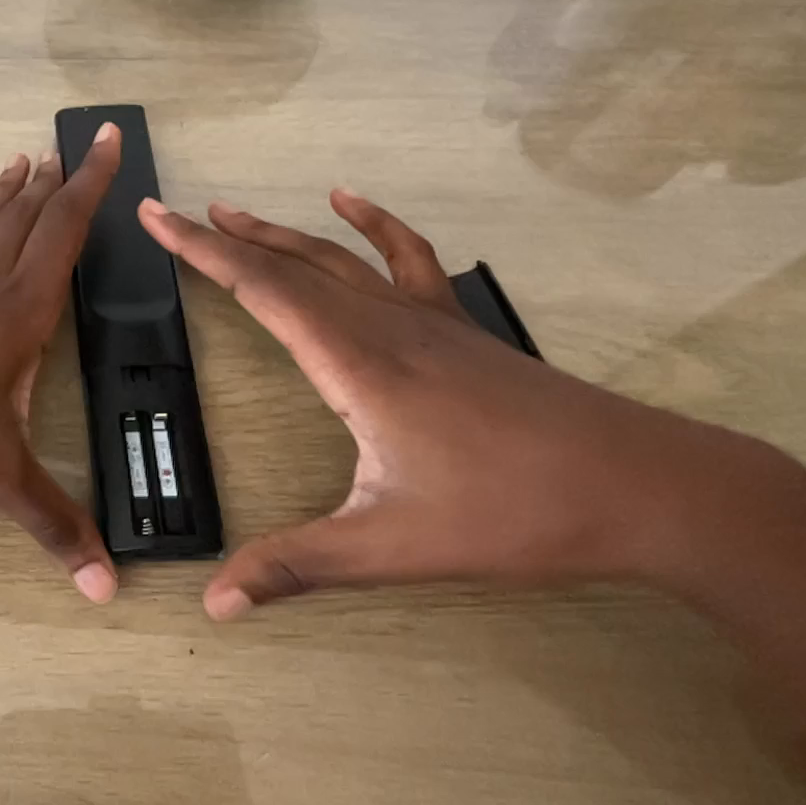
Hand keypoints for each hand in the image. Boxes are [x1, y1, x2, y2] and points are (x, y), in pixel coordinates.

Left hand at [0, 124, 123, 602]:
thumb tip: (107, 587)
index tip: (104, 138)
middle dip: (57, 182)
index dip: (91, 185)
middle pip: (26, 220)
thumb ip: (51, 523)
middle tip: (73, 146)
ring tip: (22, 164)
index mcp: (17, 312)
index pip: (65, 232)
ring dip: (6, 196)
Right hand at [138, 190, 801, 620]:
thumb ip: (296, 567)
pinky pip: (406, 257)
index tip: (157, 218)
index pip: (260, 289)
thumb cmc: (514, 512)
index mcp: (355, 362)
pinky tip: (350, 202)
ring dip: (276, 232)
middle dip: (219, 237)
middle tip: (169, 213)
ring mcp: (425, 317)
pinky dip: (372, 223)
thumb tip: (214, 603)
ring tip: (230, 211)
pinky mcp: (457, 325)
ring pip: (335, 258)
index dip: (200, 252)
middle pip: (287, 264)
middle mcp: (383, 324)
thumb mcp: (391, 547)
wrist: (648, 487)